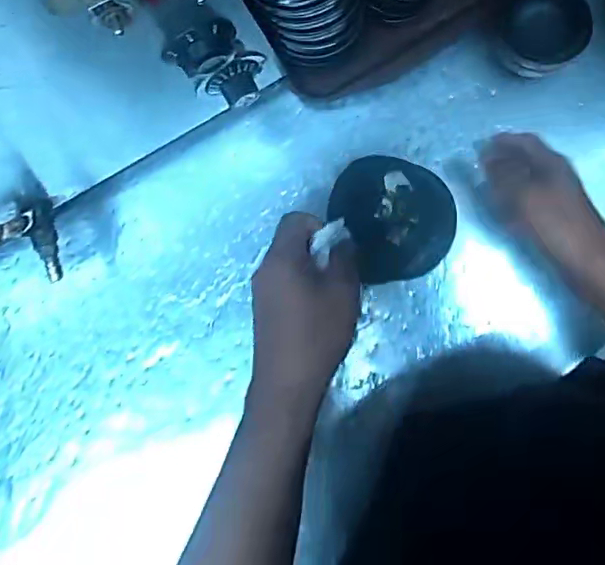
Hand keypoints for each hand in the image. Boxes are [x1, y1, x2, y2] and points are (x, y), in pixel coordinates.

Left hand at [248, 213, 359, 413]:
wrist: (286, 387)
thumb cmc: (317, 333)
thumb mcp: (343, 290)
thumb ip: (344, 256)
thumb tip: (340, 239)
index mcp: (281, 258)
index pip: (295, 218)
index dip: (319, 224)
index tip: (336, 248)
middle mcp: (264, 268)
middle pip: (289, 239)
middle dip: (317, 248)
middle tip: (338, 271)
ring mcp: (260, 290)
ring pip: (287, 261)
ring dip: (310, 268)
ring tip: (331, 293)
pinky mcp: (263, 309)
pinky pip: (282, 281)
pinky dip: (300, 284)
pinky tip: (316, 310)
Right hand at [480, 133, 604, 267]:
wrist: (593, 264)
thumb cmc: (558, 226)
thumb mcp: (525, 197)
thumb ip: (504, 176)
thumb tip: (488, 159)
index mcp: (552, 163)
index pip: (525, 141)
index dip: (503, 140)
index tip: (481, 145)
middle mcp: (557, 174)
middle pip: (528, 158)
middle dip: (504, 159)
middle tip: (481, 166)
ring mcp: (560, 196)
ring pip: (529, 180)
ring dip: (509, 180)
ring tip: (488, 186)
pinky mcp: (559, 217)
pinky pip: (532, 200)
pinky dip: (516, 199)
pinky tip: (505, 210)